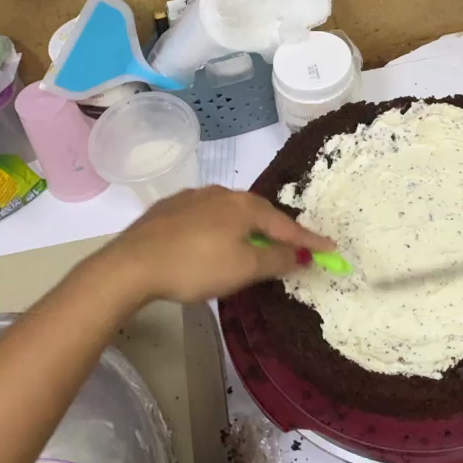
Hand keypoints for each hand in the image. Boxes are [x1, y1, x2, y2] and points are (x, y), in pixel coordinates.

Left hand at [101, 186, 337, 303]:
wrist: (131, 264)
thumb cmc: (195, 266)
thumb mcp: (244, 268)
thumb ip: (277, 260)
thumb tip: (301, 254)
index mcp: (244, 205)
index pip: (286, 224)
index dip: (309, 239)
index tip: (331, 247)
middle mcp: (221, 193)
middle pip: (258, 213)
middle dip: (276, 230)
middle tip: (290, 247)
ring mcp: (192, 197)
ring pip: (230, 213)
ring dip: (245, 229)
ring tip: (250, 246)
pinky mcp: (168, 209)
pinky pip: (205, 217)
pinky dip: (218, 229)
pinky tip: (210, 242)